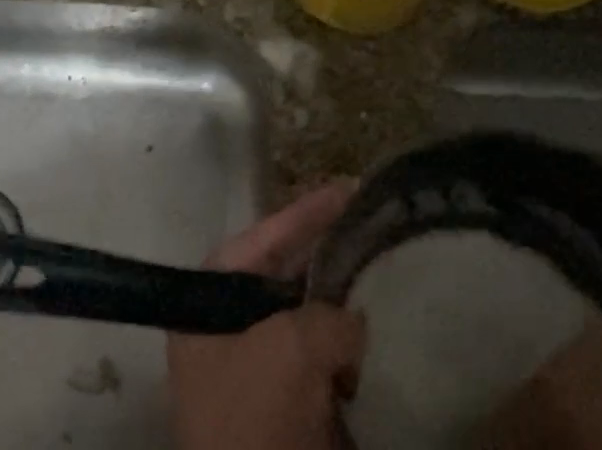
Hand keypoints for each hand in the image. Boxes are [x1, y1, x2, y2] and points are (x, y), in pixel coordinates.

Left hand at [168, 180, 364, 449]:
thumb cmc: (252, 415)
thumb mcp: (291, 347)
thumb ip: (331, 317)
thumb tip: (353, 326)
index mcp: (210, 299)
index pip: (262, 237)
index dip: (306, 211)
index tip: (350, 186)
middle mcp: (228, 323)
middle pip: (288, 272)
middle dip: (332, 250)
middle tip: (379, 223)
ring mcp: (257, 363)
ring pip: (309, 314)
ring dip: (346, 296)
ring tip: (391, 267)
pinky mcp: (286, 400)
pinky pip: (324, 356)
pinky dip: (352, 344)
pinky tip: (387, 326)